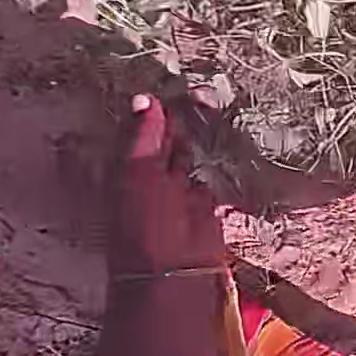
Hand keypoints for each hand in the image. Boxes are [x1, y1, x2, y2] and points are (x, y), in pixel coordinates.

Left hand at [113, 94, 224, 275]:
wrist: (175, 271)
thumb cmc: (145, 222)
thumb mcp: (138, 174)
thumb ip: (144, 137)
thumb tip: (145, 99)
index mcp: (128, 170)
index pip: (141, 132)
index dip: (154, 111)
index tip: (172, 84)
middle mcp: (153, 178)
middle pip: (166, 141)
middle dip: (180, 119)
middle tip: (200, 90)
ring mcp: (180, 191)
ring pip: (189, 155)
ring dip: (201, 136)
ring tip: (216, 106)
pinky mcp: (205, 203)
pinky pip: (210, 173)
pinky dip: (218, 159)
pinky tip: (228, 139)